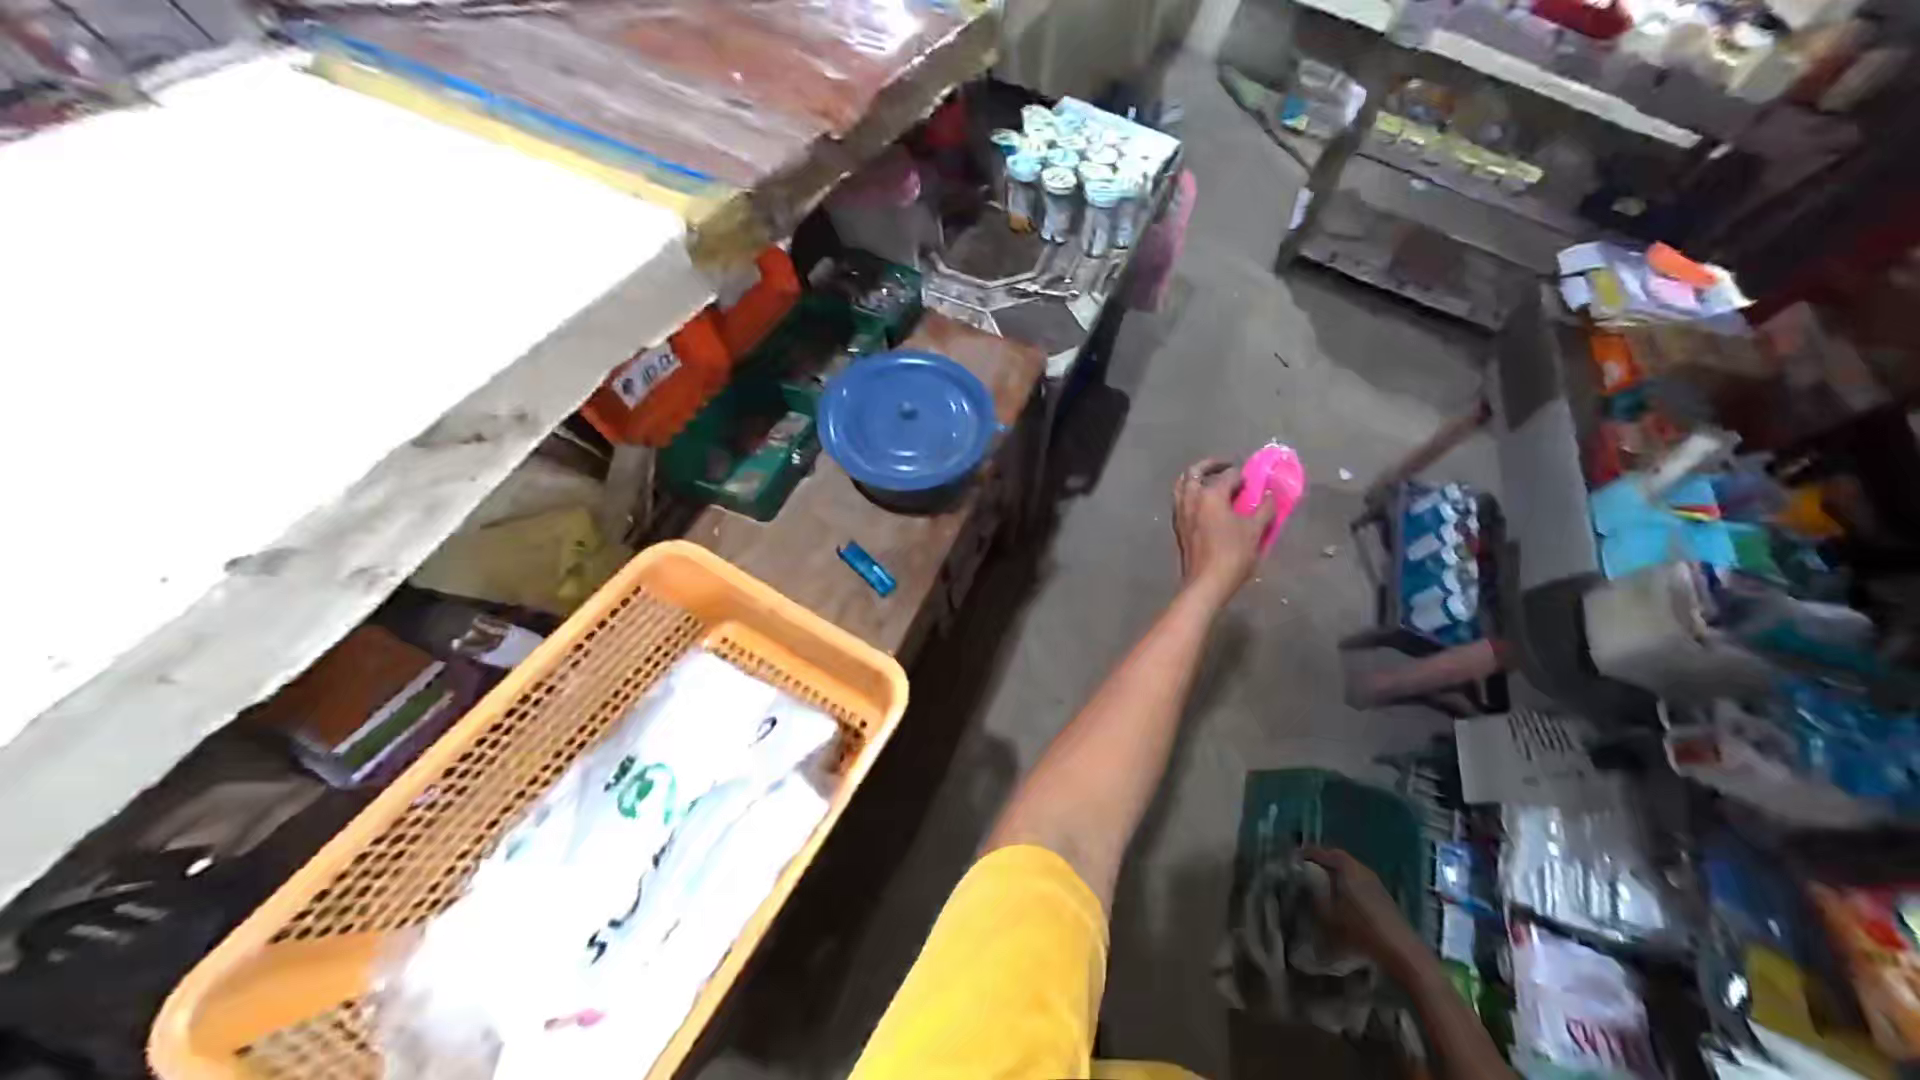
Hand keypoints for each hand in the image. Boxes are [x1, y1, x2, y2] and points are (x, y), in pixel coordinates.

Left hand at [1173, 457, 1273, 603]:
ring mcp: (1181, 513)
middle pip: (1195, 472)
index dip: (1243, 475)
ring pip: (1183, 485)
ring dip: (1197, 479)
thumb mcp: (1255, 530)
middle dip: (1211, 465)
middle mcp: (1191, 499)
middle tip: (1227, 466)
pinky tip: (1205, 503)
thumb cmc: (1232, 554)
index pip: (1228, 475)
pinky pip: (1181, 501)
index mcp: (1210, 495)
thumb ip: (1264, 509)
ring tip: (1213, 482)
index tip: (1253, 479)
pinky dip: (1191, 494)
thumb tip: (1269, 495)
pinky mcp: (1178, 527)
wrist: (1205, 583)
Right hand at [1302, 846, 1422, 969]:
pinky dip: (1347, 884)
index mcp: (1347, 867)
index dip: (1305, 854)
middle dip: (1321, 862)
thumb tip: (1305, 883)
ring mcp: (1376, 883)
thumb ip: (1314, 896)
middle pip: (1338, 858)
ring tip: (1321, 885)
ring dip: (1335, 874)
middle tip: (1305, 870)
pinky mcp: (1383, 897)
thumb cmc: (1360, 929)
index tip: (1293, 860)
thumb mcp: (1328, 914)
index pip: (1322, 852)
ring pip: (1350, 870)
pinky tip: (1341, 898)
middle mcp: (1362, 869)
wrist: (1402, 952)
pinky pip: (1359, 882)